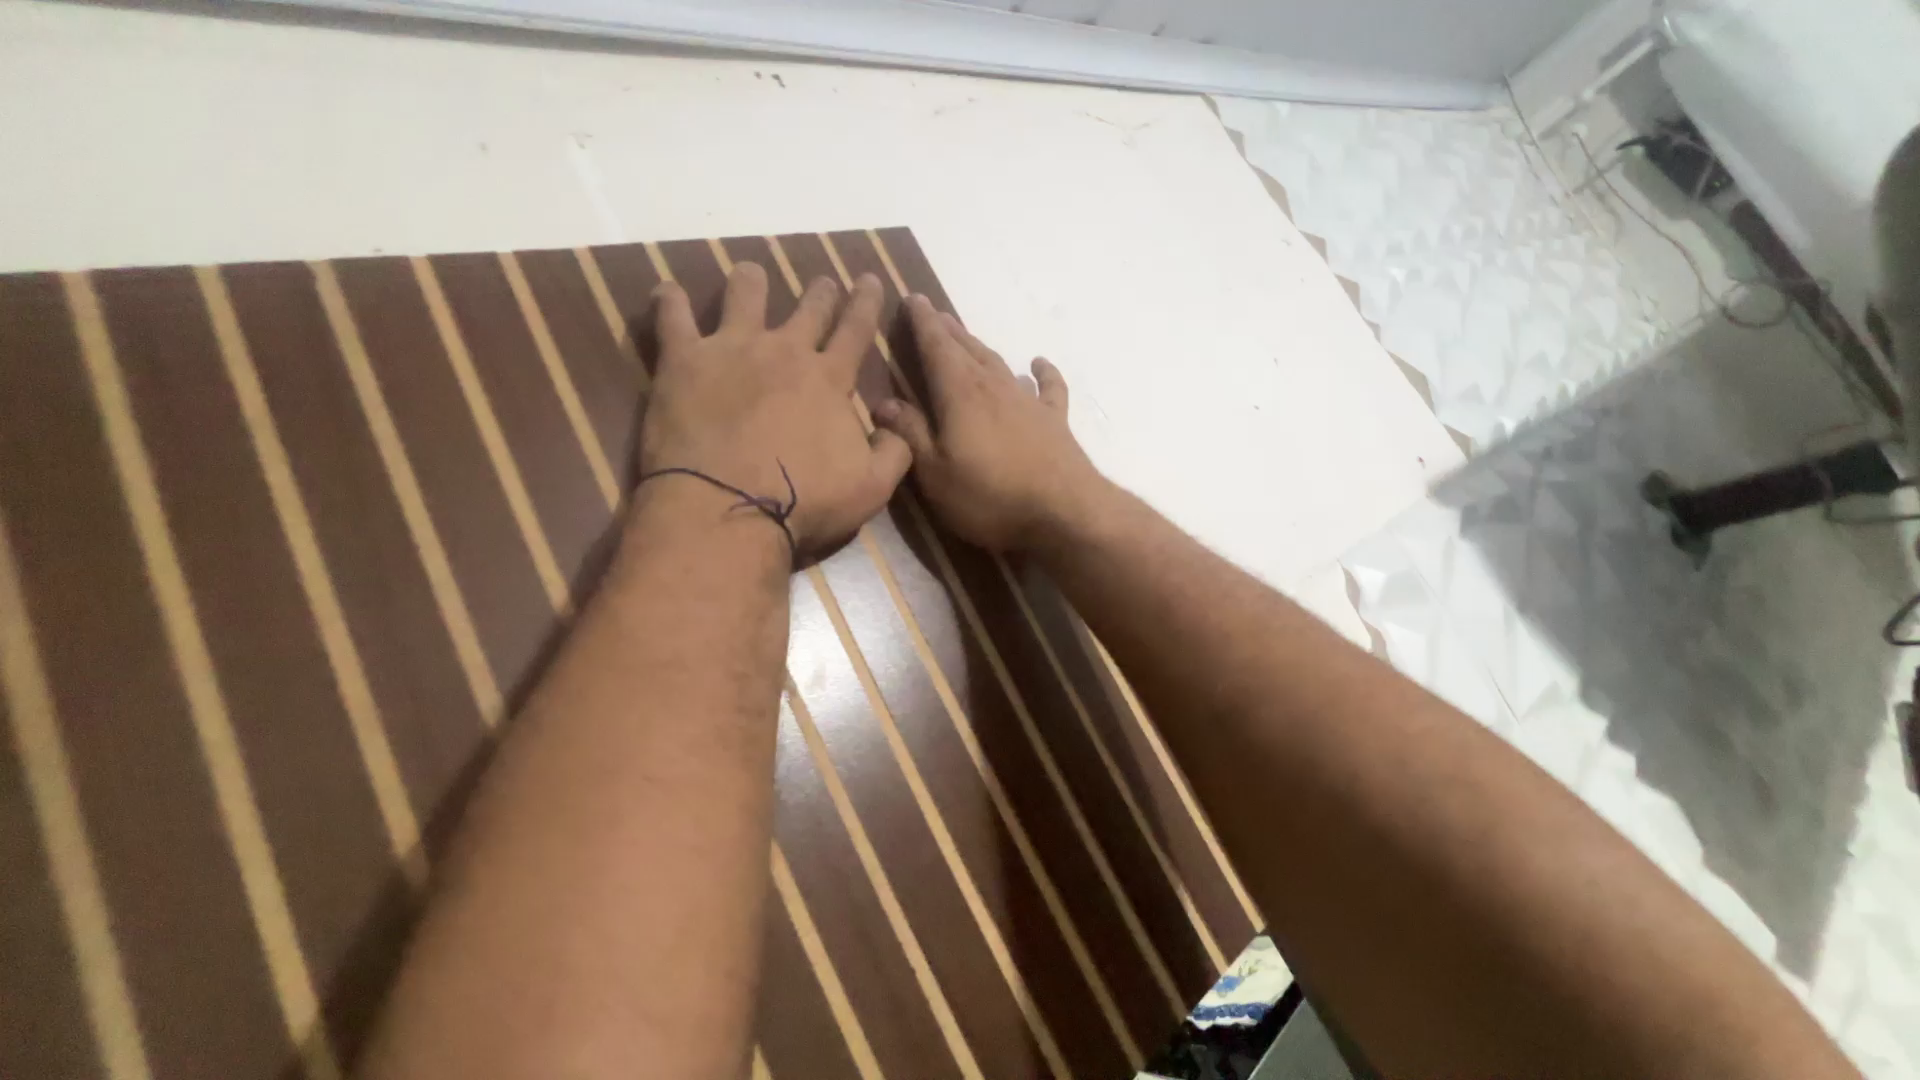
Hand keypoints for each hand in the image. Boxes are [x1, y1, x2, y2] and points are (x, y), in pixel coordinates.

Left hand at [639, 263, 910, 558]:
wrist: (728, 508)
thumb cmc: (804, 502)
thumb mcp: (872, 487)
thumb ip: (894, 451)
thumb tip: (896, 426)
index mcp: (829, 378)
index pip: (856, 329)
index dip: (866, 302)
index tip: (869, 279)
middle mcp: (784, 351)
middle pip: (808, 307)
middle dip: (820, 291)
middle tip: (823, 282)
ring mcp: (731, 350)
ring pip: (744, 296)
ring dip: (751, 282)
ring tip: (751, 274)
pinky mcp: (683, 362)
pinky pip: (674, 318)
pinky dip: (671, 301)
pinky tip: (668, 290)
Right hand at [873, 295, 1103, 551]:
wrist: (1064, 512)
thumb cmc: (990, 497)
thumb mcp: (935, 473)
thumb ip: (910, 435)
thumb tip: (883, 402)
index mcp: (960, 394)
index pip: (936, 347)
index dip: (922, 322)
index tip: (911, 299)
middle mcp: (994, 387)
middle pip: (967, 349)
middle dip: (947, 330)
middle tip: (932, 313)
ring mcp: (1028, 402)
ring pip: (999, 363)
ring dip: (980, 347)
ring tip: (965, 336)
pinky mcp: (1054, 421)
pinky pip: (1048, 387)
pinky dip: (1042, 372)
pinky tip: (1037, 363)